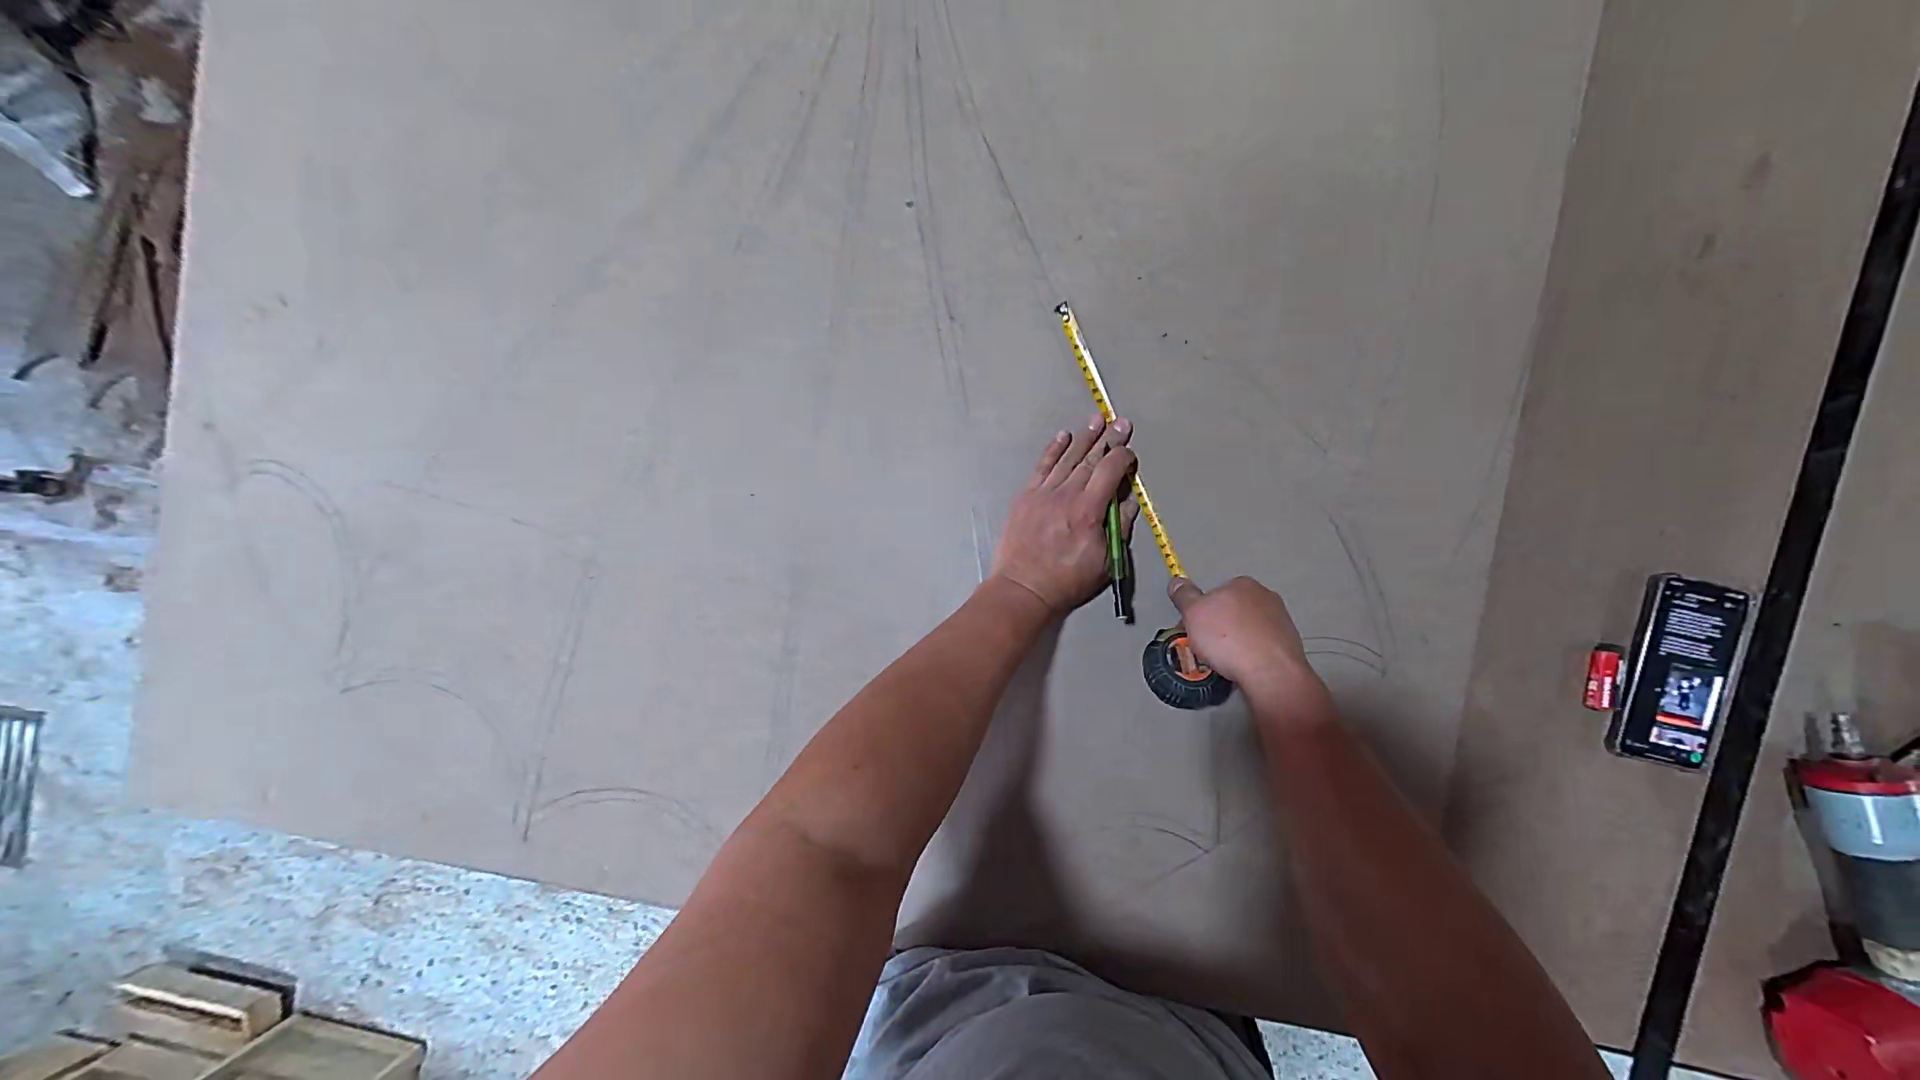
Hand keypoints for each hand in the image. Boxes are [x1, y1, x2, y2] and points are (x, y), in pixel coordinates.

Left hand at [990, 414, 1137, 615]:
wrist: (1022, 588)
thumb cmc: (1065, 581)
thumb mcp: (1104, 561)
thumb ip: (1119, 528)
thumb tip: (1129, 503)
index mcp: (1088, 511)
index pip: (1110, 471)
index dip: (1123, 458)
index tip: (1130, 453)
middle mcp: (1065, 496)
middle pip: (1090, 459)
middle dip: (1108, 439)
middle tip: (1120, 423)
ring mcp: (1042, 494)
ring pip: (1067, 458)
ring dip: (1083, 438)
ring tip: (1096, 421)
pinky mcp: (1025, 498)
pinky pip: (1042, 467)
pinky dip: (1053, 451)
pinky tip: (1063, 437)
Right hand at [1168, 575, 1326, 706]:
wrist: (1270, 672)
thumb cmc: (1230, 639)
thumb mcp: (1193, 613)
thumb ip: (1184, 595)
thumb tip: (1177, 582)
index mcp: (1243, 584)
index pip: (1214, 593)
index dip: (1200, 611)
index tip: (1193, 628)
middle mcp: (1266, 597)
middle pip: (1232, 610)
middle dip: (1218, 626)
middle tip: (1206, 645)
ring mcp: (1281, 620)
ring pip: (1247, 629)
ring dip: (1235, 641)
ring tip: (1224, 659)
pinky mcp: (1289, 644)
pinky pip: (1261, 645)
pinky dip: (1250, 654)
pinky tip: (1242, 665)